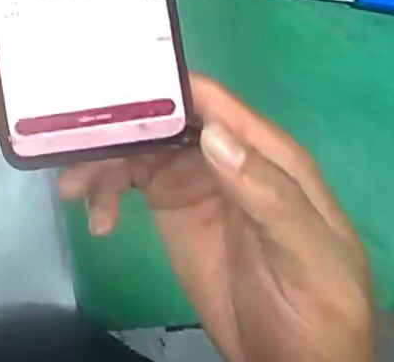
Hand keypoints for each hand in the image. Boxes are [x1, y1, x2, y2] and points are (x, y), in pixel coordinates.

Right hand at [60, 75, 374, 361]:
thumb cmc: (317, 307)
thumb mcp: (307, 255)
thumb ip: (269, 194)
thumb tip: (213, 134)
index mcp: (263, 150)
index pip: (212, 101)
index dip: (167, 88)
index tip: (118, 85)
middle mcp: (225, 152)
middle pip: (165, 120)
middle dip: (122, 126)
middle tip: (79, 142)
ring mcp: (196, 177)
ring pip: (142, 148)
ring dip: (105, 160)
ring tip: (76, 190)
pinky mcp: (173, 205)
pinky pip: (132, 180)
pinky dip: (108, 189)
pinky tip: (98, 218)